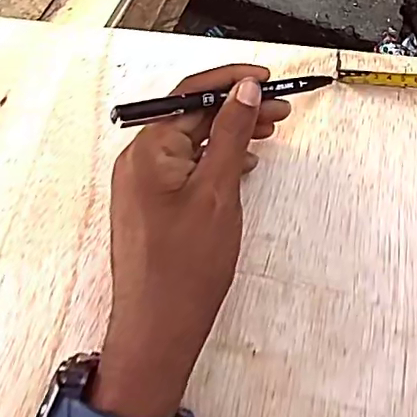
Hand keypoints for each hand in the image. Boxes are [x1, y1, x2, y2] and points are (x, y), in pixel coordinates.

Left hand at [89, 65, 294, 416]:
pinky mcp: (154, 200)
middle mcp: (140, 159)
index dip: (231, 80)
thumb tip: (244, 91)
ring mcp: (145, 181)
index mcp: (148, 149)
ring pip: (194, 137)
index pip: (192, 93)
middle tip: (275, 106)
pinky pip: (188, 161)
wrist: (157, 337)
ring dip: (230, 130)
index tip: (262, 78)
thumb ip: (231, 131)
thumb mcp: (218, 190)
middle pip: (194, 114)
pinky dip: (217, 154)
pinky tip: (242, 159)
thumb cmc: (181, 275)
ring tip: (266, 128)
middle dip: (237, 106)